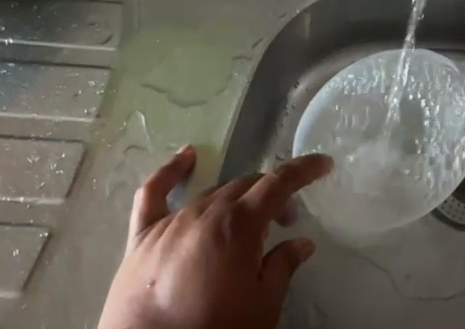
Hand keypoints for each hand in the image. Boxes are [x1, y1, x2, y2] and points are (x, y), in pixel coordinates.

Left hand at [98, 146, 332, 328]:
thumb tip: (301, 243)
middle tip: (285, 221)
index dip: (304, 169)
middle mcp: (206, 211)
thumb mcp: (261, 309)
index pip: (279, 182)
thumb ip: (282, 268)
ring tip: (246, 223)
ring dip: (236, 199)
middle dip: (271, 195)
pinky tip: (186, 156)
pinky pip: (153, 193)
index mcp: (239, 224)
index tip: (323, 164)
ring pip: (212, 193)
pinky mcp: (141, 237)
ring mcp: (171, 222)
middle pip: (247, 185)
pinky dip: (171, 171)